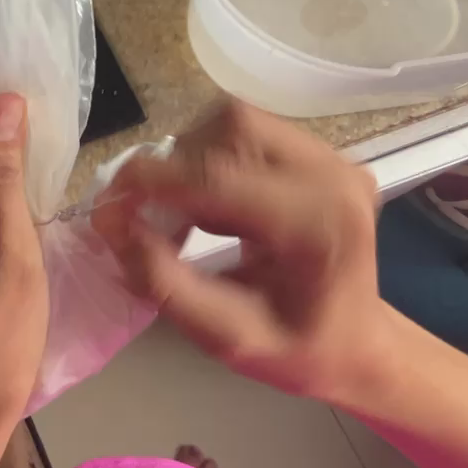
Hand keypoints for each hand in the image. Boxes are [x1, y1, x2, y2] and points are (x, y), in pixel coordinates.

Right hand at [93, 100, 394, 406]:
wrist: (359, 344)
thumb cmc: (298, 349)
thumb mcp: (226, 337)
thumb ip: (163, 281)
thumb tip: (108, 222)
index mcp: (319, 226)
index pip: (218, 177)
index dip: (151, 182)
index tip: (108, 206)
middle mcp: (332, 175)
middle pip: (226, 132)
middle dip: (174, 169)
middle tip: (152, 217)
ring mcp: (330, 155)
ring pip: (229, 119)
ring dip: (190, 159)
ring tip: (191, 213)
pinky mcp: (317, 147)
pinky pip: (241, 127)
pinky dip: (208, 154)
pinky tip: (214, 200)